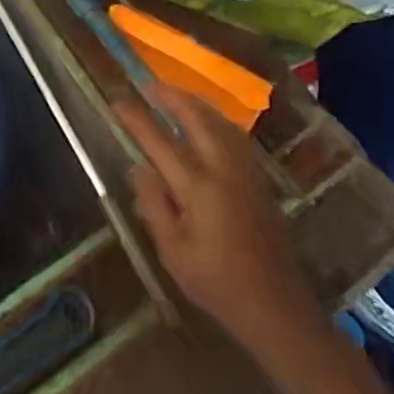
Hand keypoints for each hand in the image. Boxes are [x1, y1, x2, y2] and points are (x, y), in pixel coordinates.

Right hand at [115, 85, 320, 340]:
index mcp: (197, 187)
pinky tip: (208, 123)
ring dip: (195, 104)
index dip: (136, 118)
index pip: (159, 140)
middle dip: (171, 97)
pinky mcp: (260, 182)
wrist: (276, 308)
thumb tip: (139, 167)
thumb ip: (153, 205)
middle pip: (197, 119)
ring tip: (174, 95)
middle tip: (148, 86)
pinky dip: (216, 120)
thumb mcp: (171, 250)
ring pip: (220, 123)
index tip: (117, 101)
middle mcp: (223, 170)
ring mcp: (246, 173)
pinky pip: (235, 137)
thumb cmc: (216, 282)